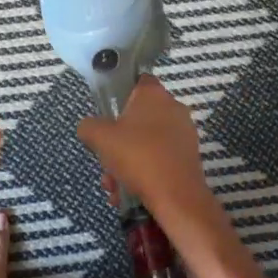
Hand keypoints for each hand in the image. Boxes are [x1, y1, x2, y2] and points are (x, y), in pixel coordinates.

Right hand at [77, 75, 214, 226]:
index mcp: (153, 93)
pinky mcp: (188, 157)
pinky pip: (159, 158)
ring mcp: (183, 133)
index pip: (136, 81)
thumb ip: (89, 127)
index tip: (108, 114)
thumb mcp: (101, 138)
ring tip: (114, 186)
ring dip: (127, 162)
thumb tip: (89, 128)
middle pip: (138, 117)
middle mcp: (172, 107)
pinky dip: (144, 173)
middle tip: (106, 161)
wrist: (177, 196)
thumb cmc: (138, 156)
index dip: (120, 94)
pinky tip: (129, 193)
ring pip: (146, 142)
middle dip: (118, 141)